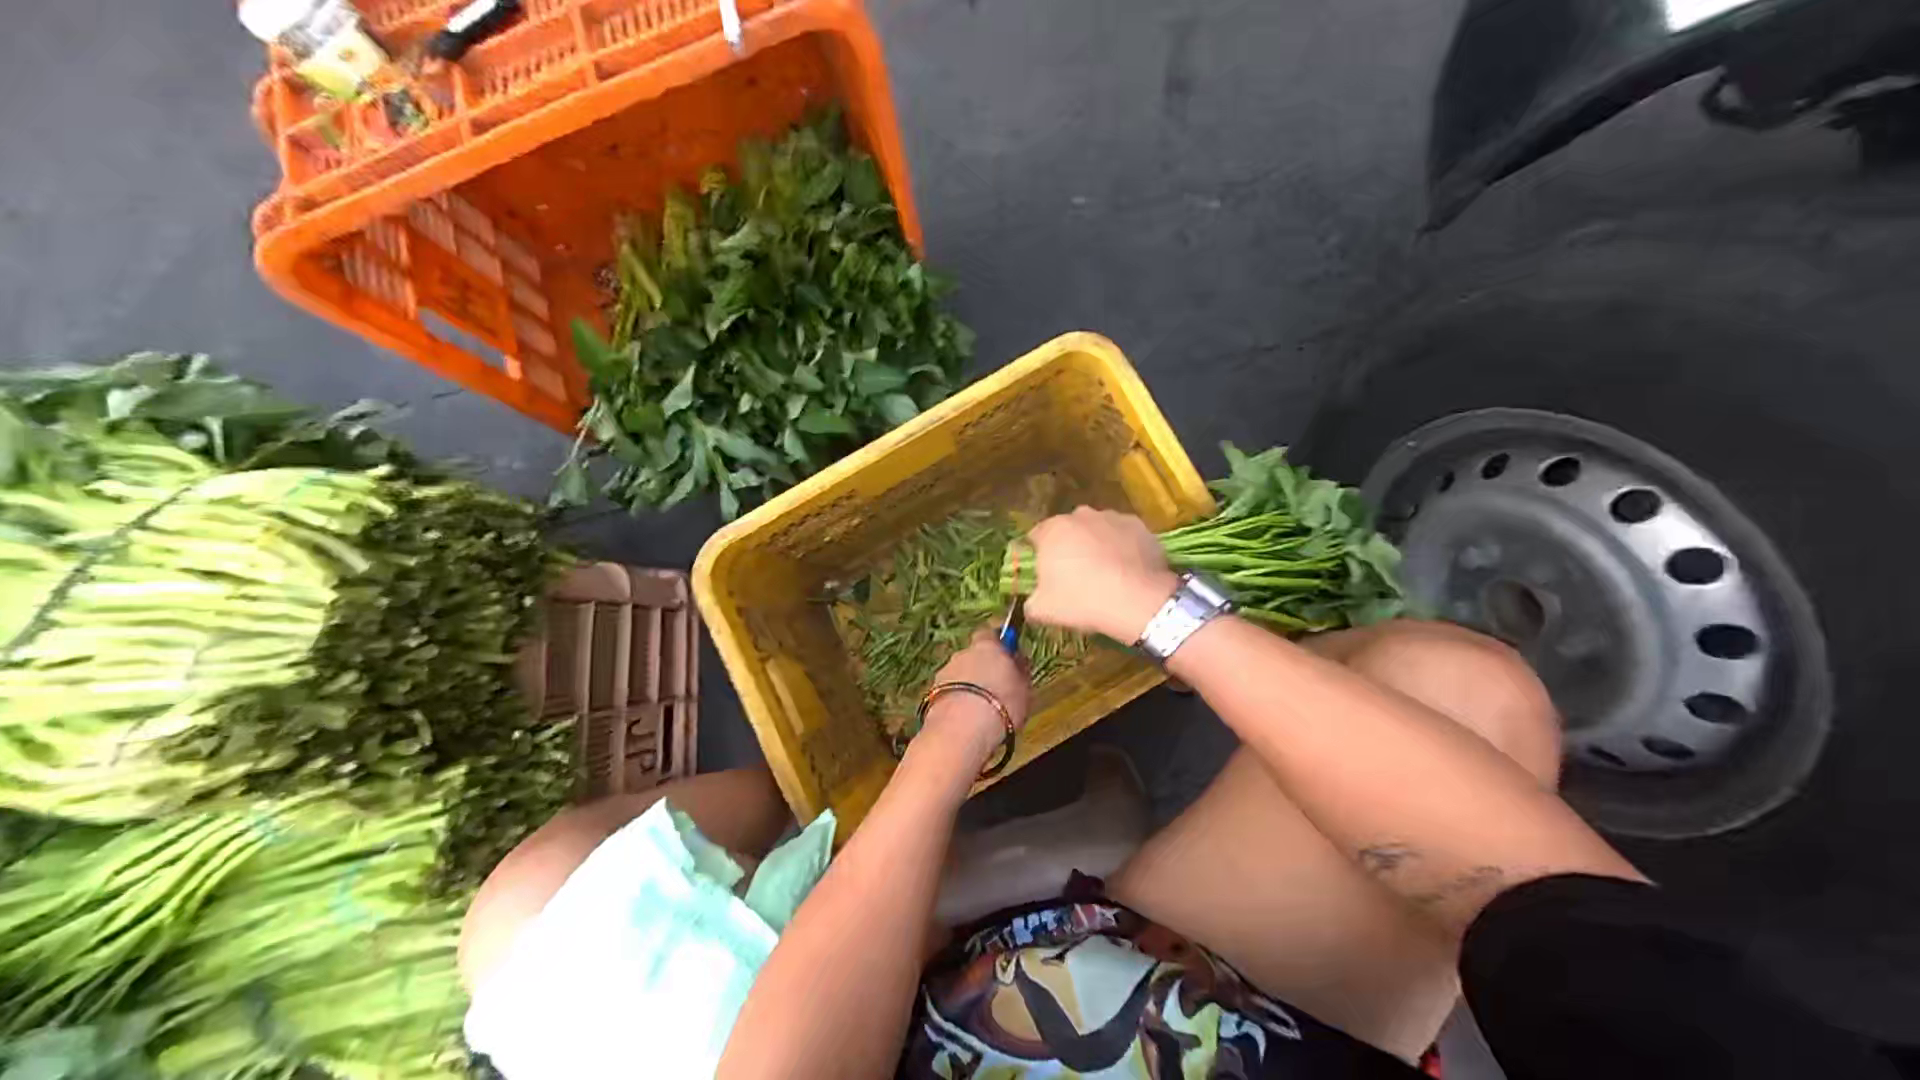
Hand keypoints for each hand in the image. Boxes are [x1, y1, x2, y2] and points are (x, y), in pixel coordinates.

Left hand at [922, 629, 1030, 762]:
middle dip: (982, 668)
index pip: (991, 633)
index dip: (999, 643)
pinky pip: (948, 693)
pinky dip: (956, 701)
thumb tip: (1018, 660)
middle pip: (973, 655)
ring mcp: (944, 673)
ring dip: (968, 687)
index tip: (1008, 655)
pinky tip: (967, 720)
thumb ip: (1020, 669)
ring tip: (983, 710)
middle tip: (997, 689)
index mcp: (986, 646)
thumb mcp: (1025, 688)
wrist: (962, 730)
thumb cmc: (1002, 704)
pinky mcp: (931, 694)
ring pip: (959, 675)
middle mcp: (962, 654)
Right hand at [1024, 507, 1179, 641]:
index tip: (1045, 574)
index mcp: (1052, 530)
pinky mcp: (1139, 526)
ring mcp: (1113, 517)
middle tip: (1075, 576)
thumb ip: (1030, 603)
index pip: (1036, 536)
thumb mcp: (1042, 610)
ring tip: (1106, 574)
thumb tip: (1030, 604)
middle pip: (1068, 530)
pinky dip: (1122, 548)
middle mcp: (1081, 515)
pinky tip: (1127, 571)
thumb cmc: (1082, 601)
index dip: (1039, 555)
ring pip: (1097, 530)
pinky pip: (1123, 536)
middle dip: (1069, 547)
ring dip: (1097, 546)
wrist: (1138, 601)